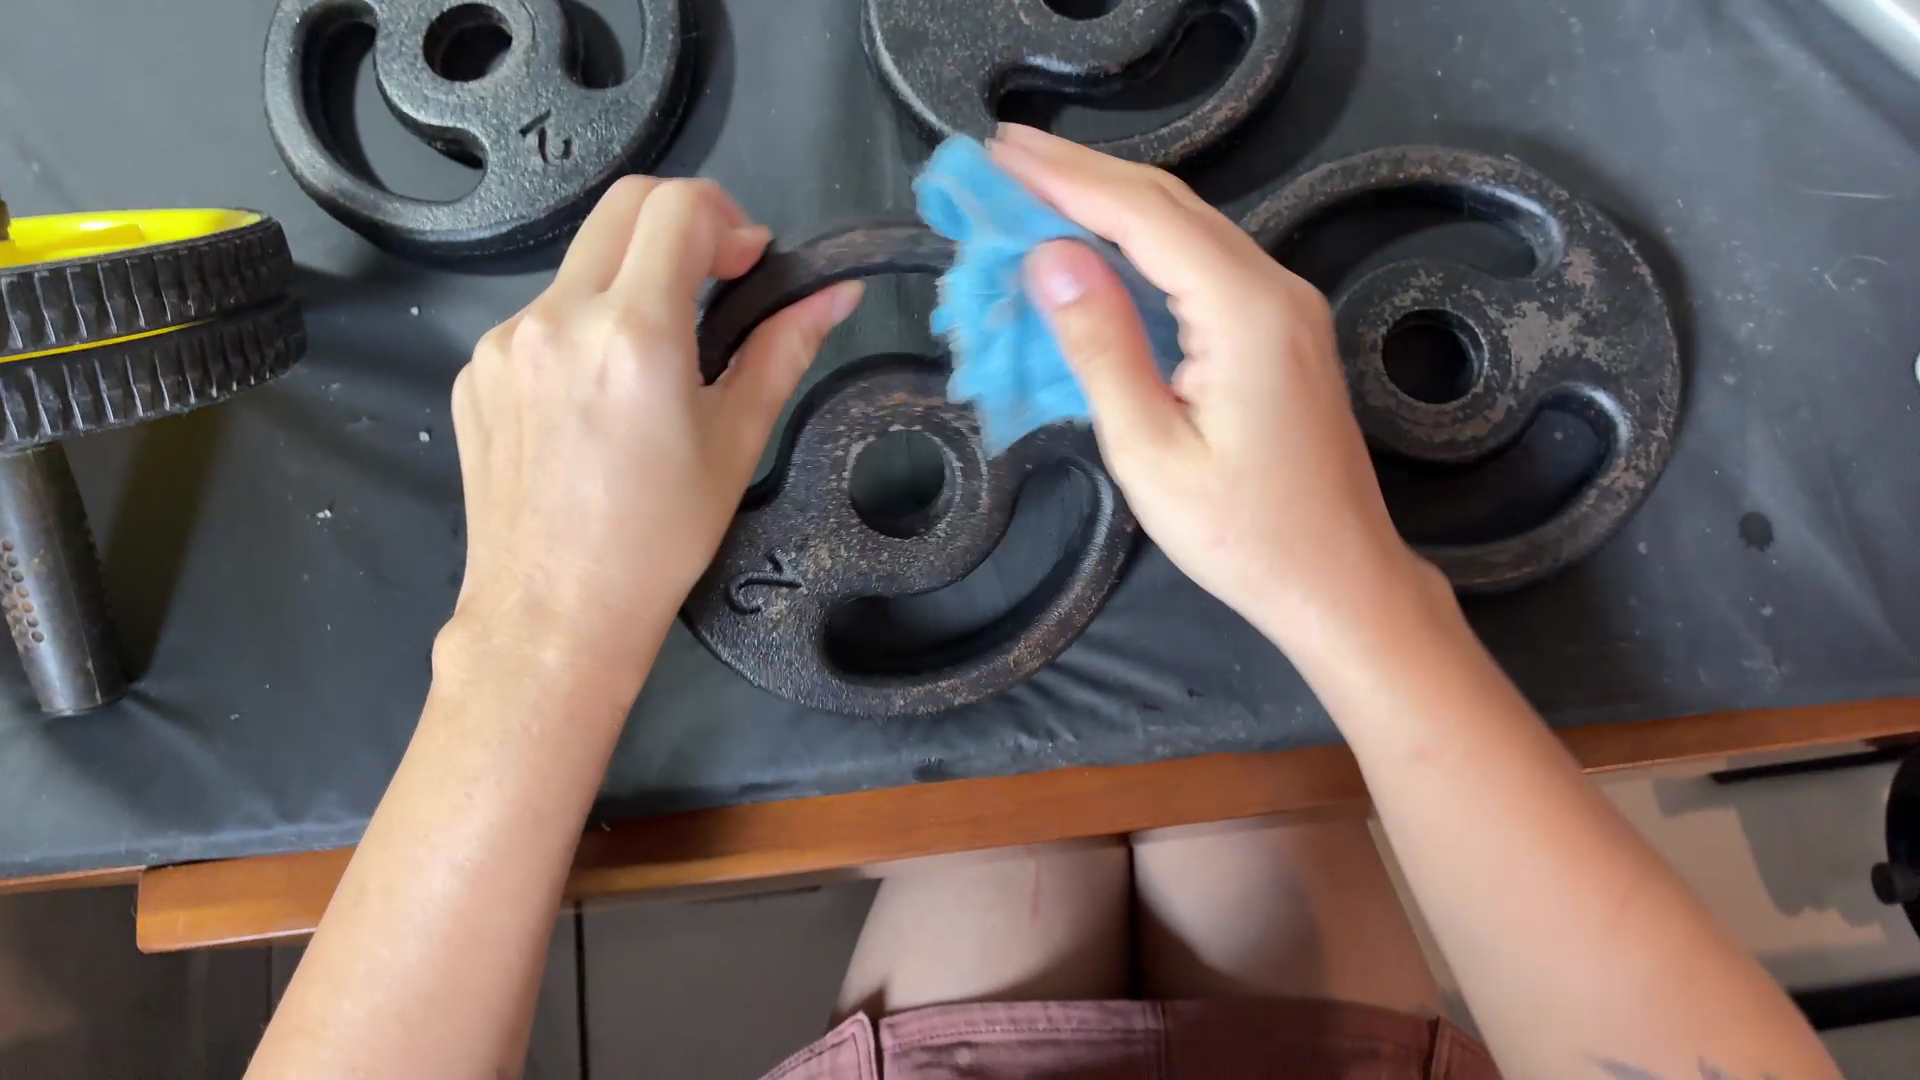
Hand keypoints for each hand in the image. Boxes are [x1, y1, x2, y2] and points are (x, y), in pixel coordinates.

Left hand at [447, 177, 862, 687]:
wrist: (556, 609)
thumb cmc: (662, 535)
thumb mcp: (737, 440)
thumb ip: (784, 349)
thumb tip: (837, 293)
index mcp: (634, 336)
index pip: (679, 209)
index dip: (730, 220)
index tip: (751, 266)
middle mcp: (557, 319)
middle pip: (623, 204)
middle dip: (684, 224)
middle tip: (719, 281)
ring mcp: (504, 341)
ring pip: (581, 264)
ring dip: (634, 282)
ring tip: (659, 363)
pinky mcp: (476, 369)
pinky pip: (543, 317)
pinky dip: (587, 328)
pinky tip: (603, 398)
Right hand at [992, 126, 1441, 657]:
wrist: (1335, 579)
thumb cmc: (1239, 534)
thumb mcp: (1150, 450)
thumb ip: (1101, 348)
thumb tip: (1050, 261)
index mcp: (1244, 312)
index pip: (1144, 217)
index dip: (1067, 180)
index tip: (1000, 153)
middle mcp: (1273, 289)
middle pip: (1170, 207)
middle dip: (1084, 176)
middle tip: (1006, 157)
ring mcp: (1283, 309)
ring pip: (1187, 232)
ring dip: (1110, 208)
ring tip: (1038, 192)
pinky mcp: (1278, 333)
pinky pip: (1201, 269)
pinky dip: (1141, 251)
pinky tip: (1100, 252)